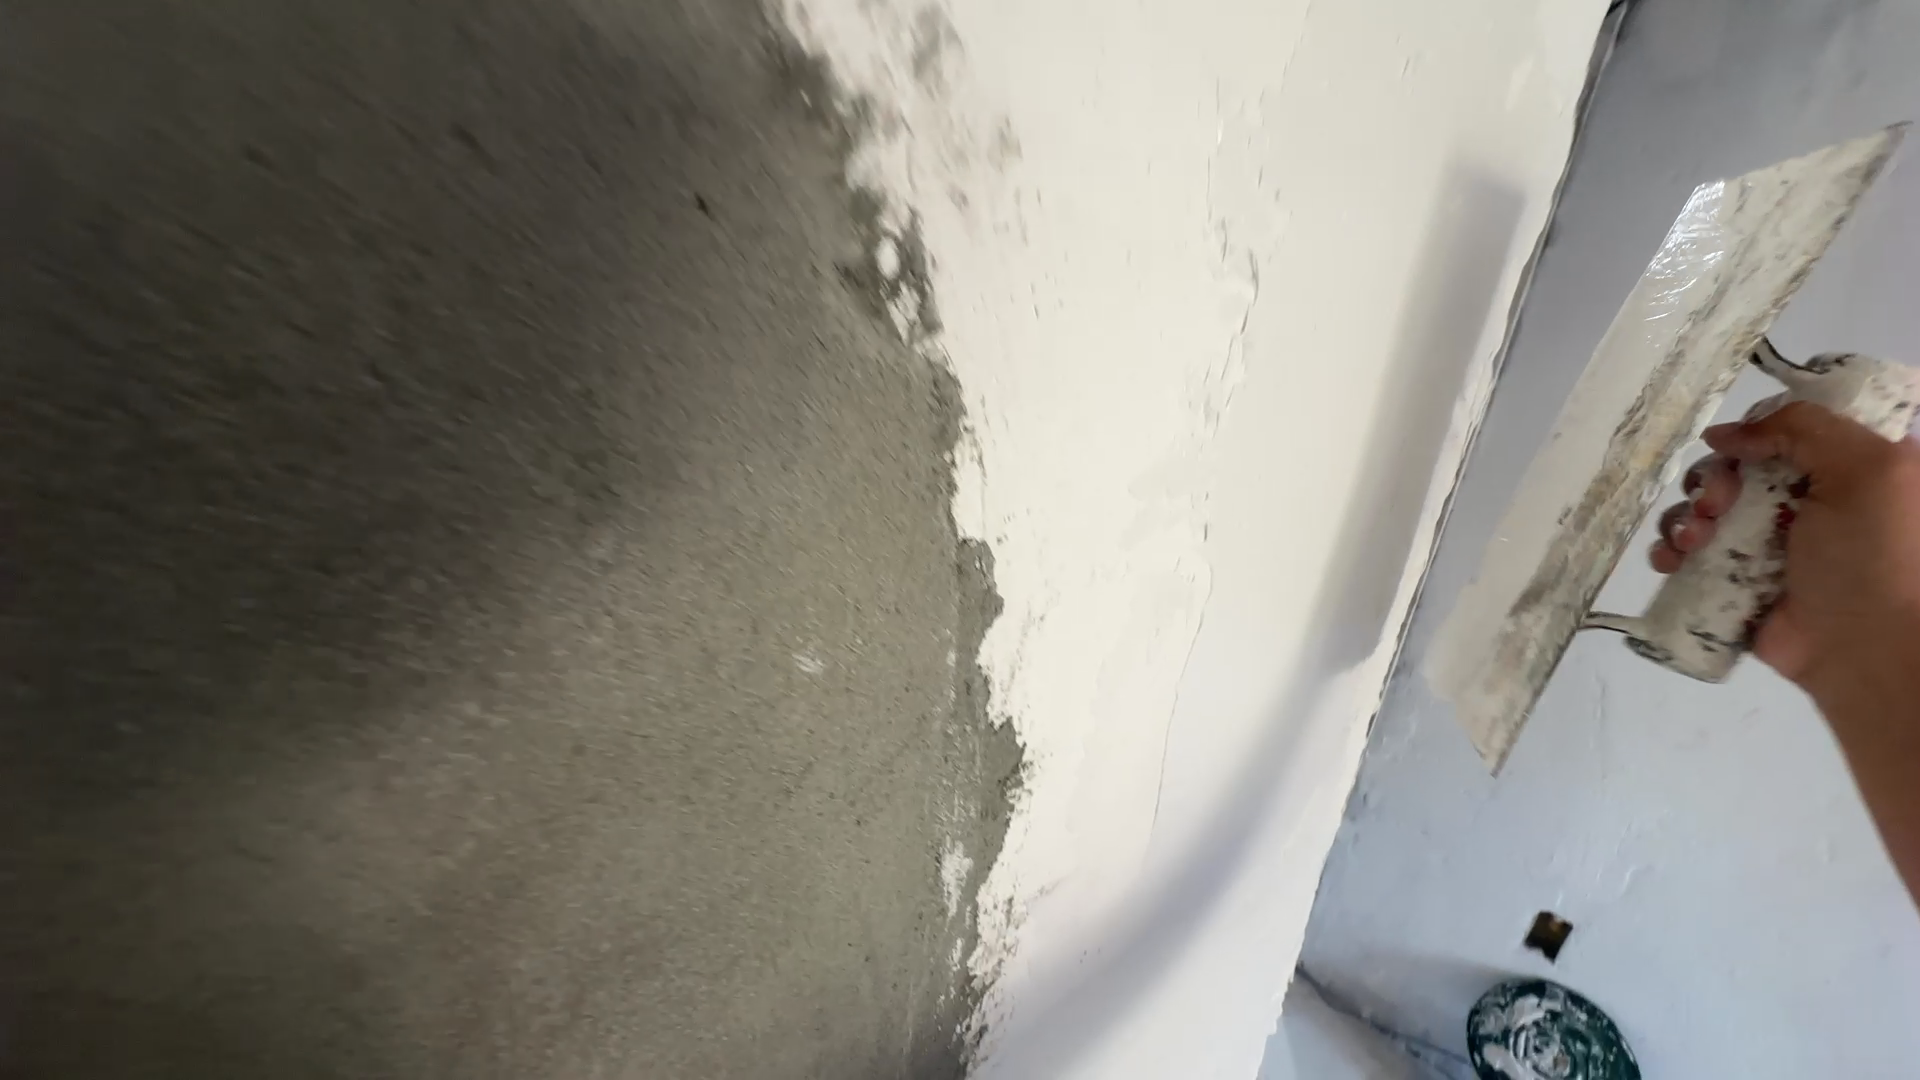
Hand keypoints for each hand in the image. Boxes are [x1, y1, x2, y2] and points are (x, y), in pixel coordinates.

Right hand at [1650, 402, 1919, 699]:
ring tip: (1692, 542)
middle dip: (1711, 484)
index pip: (1787, 434)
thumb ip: (1804, 431)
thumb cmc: (1882, 557)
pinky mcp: (1734, 576)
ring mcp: (1769, 542)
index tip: (1742, 455)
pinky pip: (1685, 553)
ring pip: (1702, 510)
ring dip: (1684, 520)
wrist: (1869, 648)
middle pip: (1734, 471)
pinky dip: (1669, 552)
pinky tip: (1673, 561)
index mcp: (1854, 472)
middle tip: (1719, 507)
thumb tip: (1725, 433)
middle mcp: (1812, 502)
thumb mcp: (1872, 472)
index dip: (1755, 437)